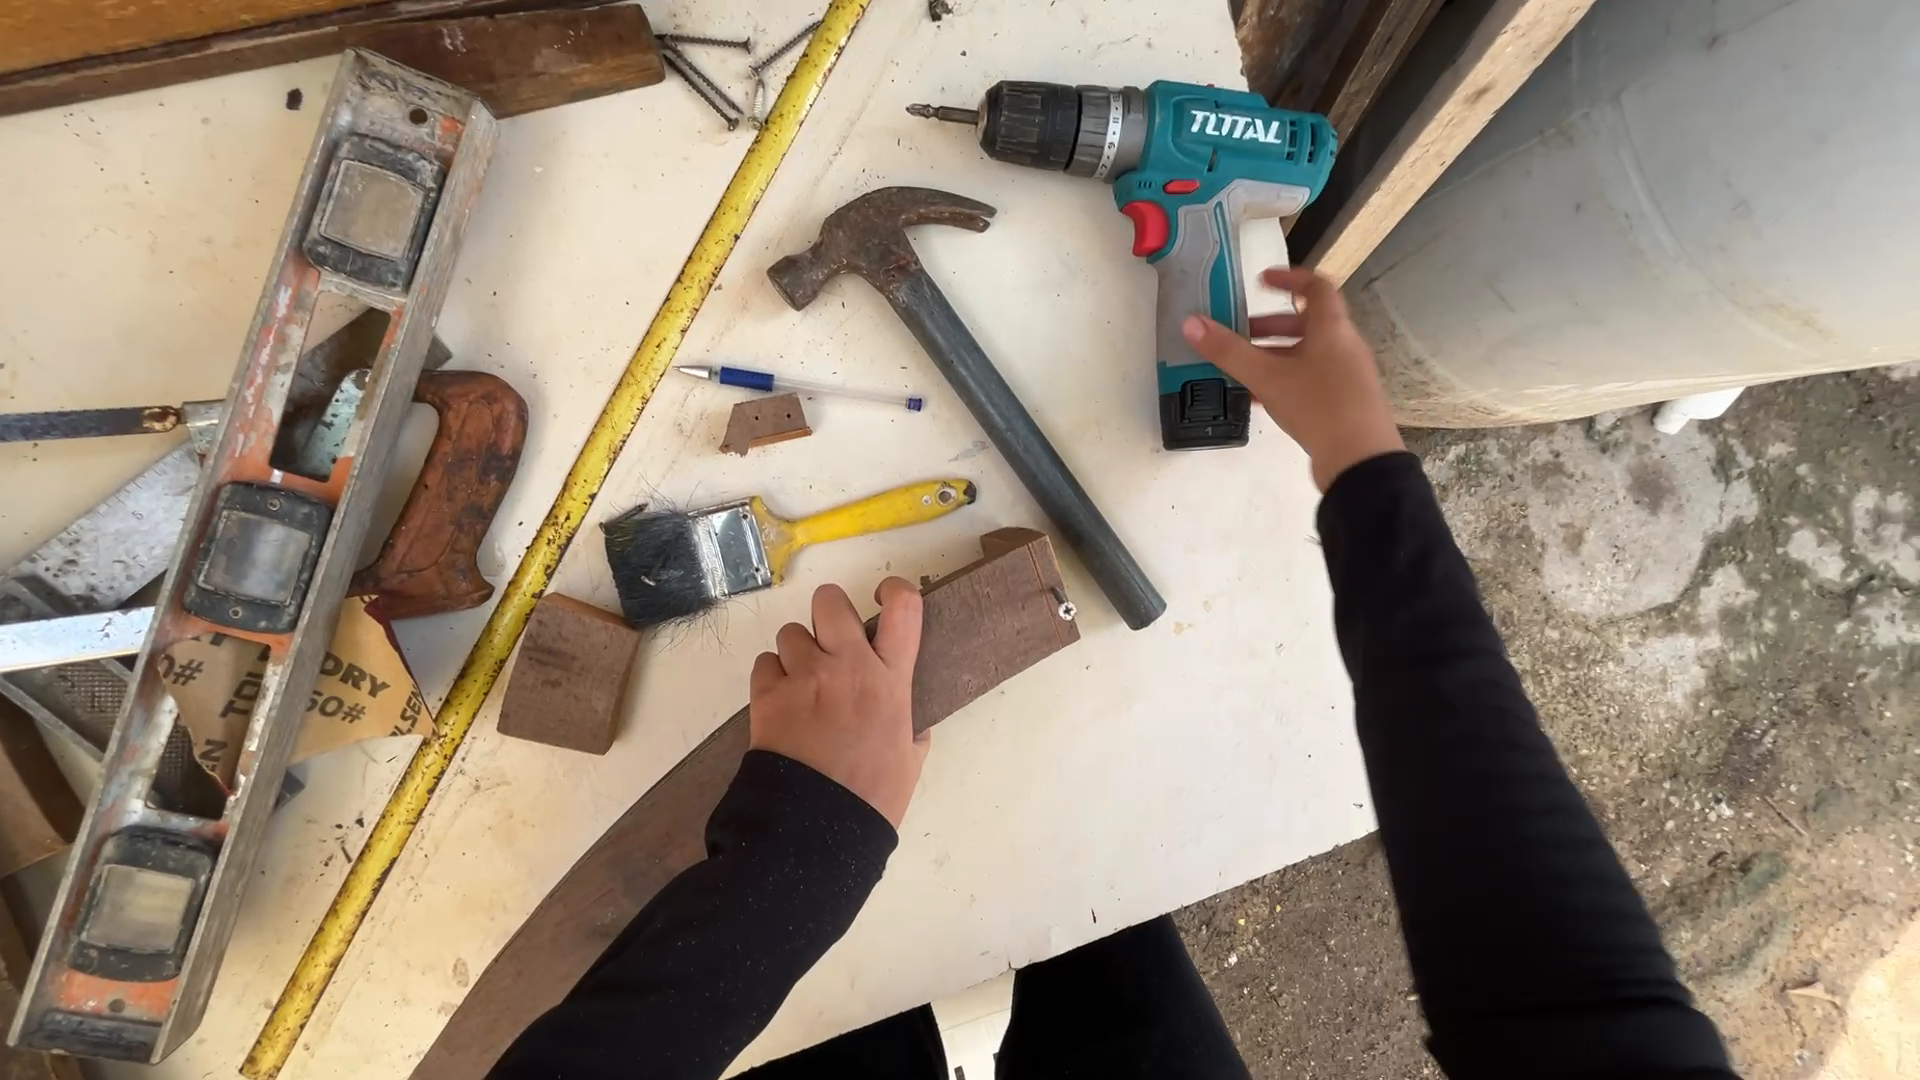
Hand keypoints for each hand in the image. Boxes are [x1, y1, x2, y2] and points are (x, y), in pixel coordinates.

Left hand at [749, 578, 928, 827]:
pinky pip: (764, 664)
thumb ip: (910, 732)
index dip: (894, 589)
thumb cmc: (870, 798)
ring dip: (796, 653)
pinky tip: (780, 703)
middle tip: (830, 640)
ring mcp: (805, 678)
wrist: (814, 831)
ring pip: (790, 633)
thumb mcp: (908, 762)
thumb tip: (911, 726)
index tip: (884, 596)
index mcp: (890, 680)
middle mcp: (848, 667)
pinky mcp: (767, 695)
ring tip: (802, 685)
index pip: (903, 607)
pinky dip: (771, 678)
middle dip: (828, 613)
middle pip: (830, 601)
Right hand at [1182, 266, 1404, 491]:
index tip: (1260, 280)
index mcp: (1332, 329)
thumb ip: (1228, 351)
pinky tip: (1258, 398)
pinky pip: (1309, 379)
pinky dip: (1283, 379)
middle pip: (1307, 323)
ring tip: (1242, 368)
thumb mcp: (1266, 376)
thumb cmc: (1317, 406)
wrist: (1358, 459)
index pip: (1315, 288)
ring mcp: (1345, 375)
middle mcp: (1343, 346)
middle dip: (1269, 325)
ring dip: (1273, 355)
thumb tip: (1190, 323)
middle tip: (1240, 333)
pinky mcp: (1342, 402)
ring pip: (1306, 354)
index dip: (1289, 278)